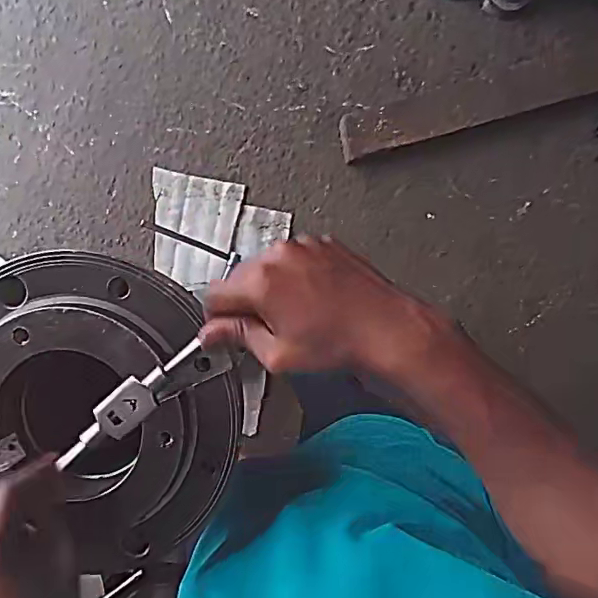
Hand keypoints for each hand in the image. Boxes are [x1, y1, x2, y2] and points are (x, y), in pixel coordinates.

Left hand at [0, 458, 74, 597]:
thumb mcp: (57, 550)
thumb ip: (51, 510)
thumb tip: (49, 486)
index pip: (6, 491)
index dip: (33, 473)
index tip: (51, 465)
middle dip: (26, 483)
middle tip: (50, 476)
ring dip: (16, 498)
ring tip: (42, 496)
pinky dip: (5, 515)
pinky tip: (26, 516)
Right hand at [200, 237, 450, 377]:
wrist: (385, 328)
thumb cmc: (342, 341)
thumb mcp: (277, 353)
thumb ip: (237, 337)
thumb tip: (212, 333)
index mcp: (261, 281)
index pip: (214, 294)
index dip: (219, 318)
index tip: (227, 329)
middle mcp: (279, 255)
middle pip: (239, 278)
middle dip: (247, 302)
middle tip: (270, 328)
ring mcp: (303, 246)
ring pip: (267, 267)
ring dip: (272, 288)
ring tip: (299, 315)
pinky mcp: (322, 244)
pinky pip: (294, 259)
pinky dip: (296, 277)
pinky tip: (313, 301)